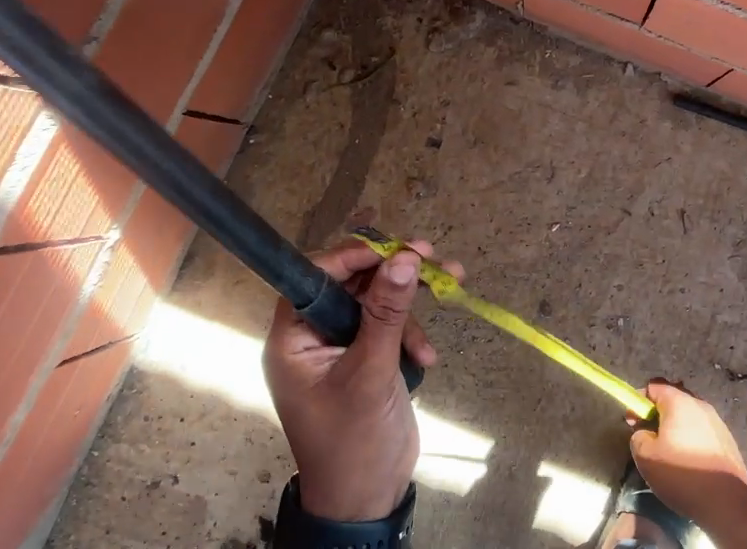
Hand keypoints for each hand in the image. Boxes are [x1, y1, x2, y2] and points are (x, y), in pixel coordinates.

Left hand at [263, 237, 463, 520]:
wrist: (368, 498)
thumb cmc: (353, 439)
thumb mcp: (371, 372)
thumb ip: (386, 313)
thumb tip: (404, 257)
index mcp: (294, 339)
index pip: (316, 277)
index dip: (353, 256)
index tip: (394, 247)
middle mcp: (314, 336)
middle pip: (352, 282)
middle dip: (393, 271)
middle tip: (432, 256)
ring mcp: (343, 347)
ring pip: (376, 299)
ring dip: (411, 297)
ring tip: (452, 282)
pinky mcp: (368, 358)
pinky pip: (390, 325)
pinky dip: (413, 331)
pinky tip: (428, 356)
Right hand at [630, 382, 746, 548]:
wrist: (727, 502)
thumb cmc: (682, 474)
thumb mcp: (646, 458)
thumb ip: (638, 438)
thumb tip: (645, 434)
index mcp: (679, 402)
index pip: (654, 386)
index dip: (639, 401)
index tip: (632, 422)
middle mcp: (700, 405)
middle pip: (673, 399)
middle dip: (657, 414)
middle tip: (648, 437)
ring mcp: (717, 422)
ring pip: (689, 416)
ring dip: (675, 427)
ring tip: (668, 452)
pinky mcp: (727, 440)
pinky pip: (702, 431)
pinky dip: (691, 439)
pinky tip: (688, 461)